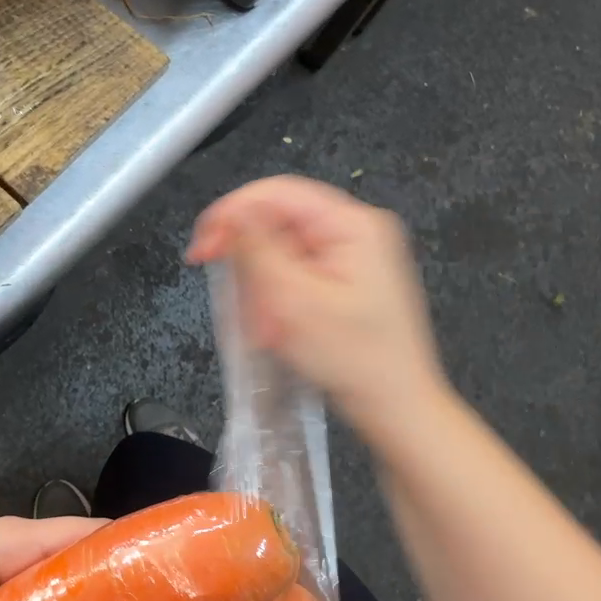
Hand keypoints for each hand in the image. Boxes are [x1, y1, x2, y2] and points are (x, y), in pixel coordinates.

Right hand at [187, 176, 450, 434]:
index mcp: (352, 225)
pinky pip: (292, 272)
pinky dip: (274, 296)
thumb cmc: (357, 359)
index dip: (231, 214)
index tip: (204, 244)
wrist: (395, 406)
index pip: (276, 193)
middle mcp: (355, 232)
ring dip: (259, 284)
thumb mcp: (294, 299)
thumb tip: (230, 215)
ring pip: (279, 250)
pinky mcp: (342, 279)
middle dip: (247, 260)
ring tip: (263, 323)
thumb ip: (258, 249)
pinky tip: (274, 326)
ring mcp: (350, 256)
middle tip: (228, 289)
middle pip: (276, 222)